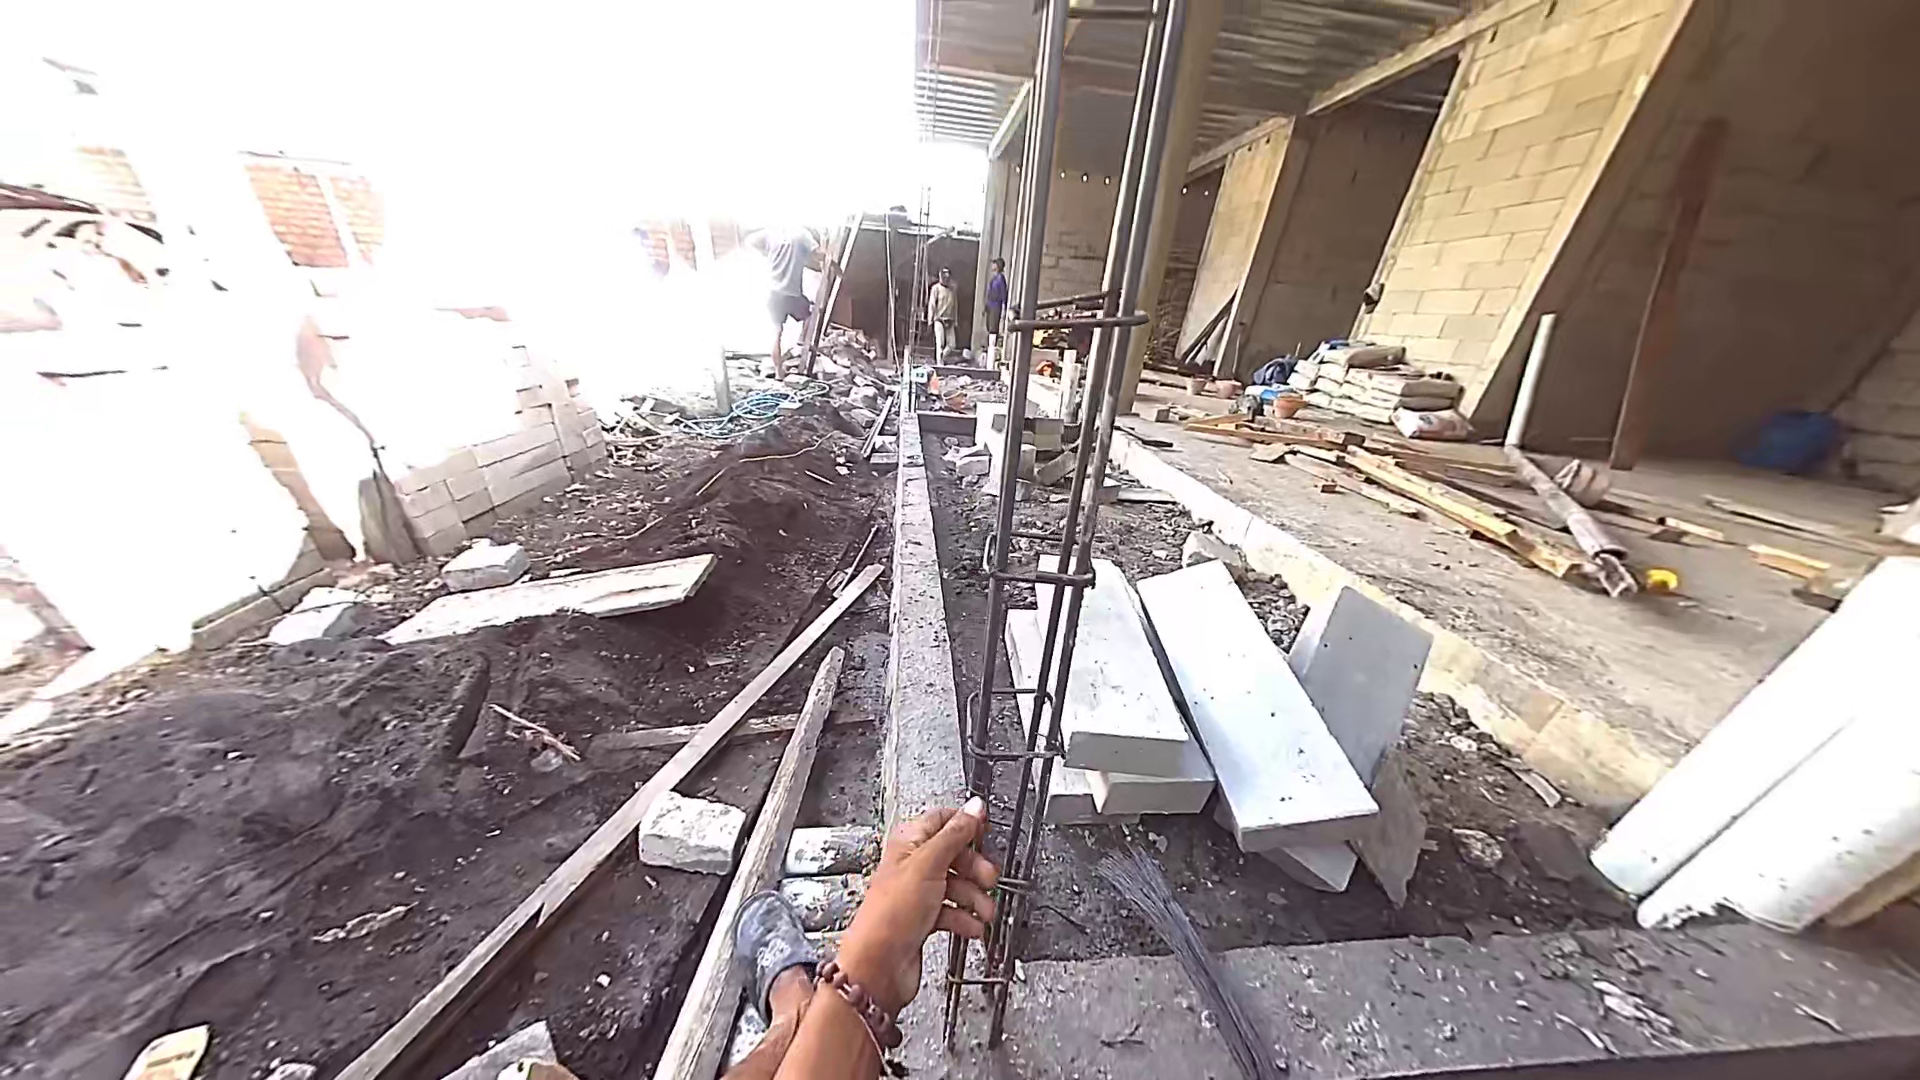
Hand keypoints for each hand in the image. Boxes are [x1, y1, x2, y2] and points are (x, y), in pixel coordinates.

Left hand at [834, 798, 999, 1013]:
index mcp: (910, 841)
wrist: (878, 967)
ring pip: (955, 884)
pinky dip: (964, 918)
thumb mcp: (929, 863)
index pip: (943, 820)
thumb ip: (955, 834)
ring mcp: (918, 892)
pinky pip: (951, 911)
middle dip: (974, 867)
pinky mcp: (923, 918)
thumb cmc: (892, 913)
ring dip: (974, 897)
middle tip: (989, 878)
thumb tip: (975, 807)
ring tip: (985, 910)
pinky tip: (973, 926)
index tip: (986, 833)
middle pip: (954, 854)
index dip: (966, 824)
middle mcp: (913, 863)